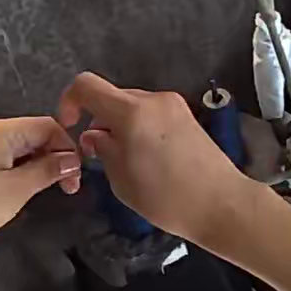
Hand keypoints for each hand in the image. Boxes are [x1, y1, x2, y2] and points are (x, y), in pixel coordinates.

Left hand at [0, 117, 81, 268]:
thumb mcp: (15, 190)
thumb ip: (46, 170)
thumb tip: (71, 160)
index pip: (45, 125)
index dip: (66, 147)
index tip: (76, 177)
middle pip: (28, 134)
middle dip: (51, 156)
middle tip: (65, 188)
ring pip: (11, 148)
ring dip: (33, 165)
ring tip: (43, 191)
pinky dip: (12, 170)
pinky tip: (16, 192)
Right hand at [56, 72, 258, 242]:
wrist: (222, 204)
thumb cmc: (167, 197)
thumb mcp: (121, 179)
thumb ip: (102, 150)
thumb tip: (94, 136)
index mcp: (131, 112)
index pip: (86, 85)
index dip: (69, 101)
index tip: (70, 125)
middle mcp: (153, 99)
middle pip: (110, 97)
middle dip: (98, 120)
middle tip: (98, 153)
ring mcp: (173, 105)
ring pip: (131, 106)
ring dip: (119, 125)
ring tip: (125, 159)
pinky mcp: (187, 115)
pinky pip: (151, 113)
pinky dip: (139, 128)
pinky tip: (147, 157)